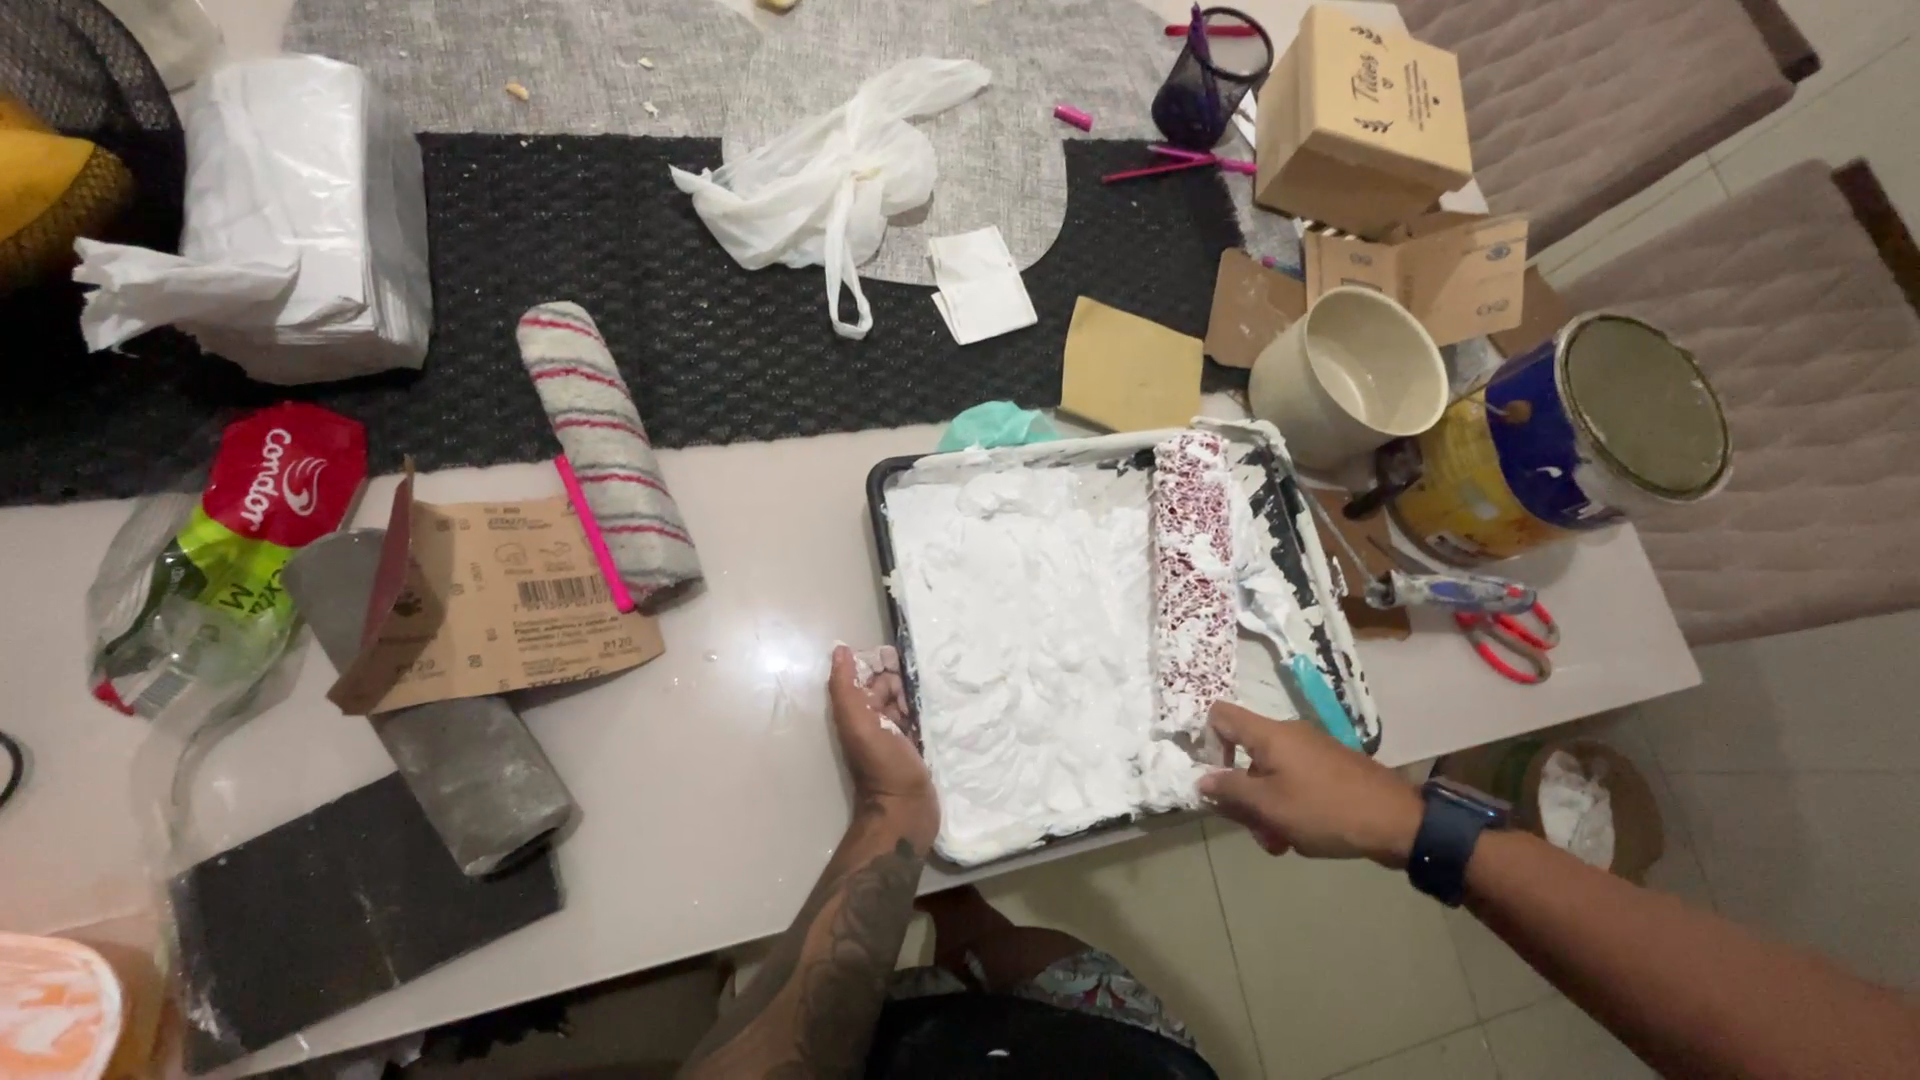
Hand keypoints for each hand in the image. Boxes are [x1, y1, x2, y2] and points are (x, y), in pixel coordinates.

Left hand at [829, 645, 937, 845]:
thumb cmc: (883, 765)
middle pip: (889, 683)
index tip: (902, 658)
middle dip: (904, 676)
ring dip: (919, 691)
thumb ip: (846, 687)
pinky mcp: (917, 743)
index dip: (881, 660)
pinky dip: (929, 707)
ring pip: (907, 698)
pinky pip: (922, 715)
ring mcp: (897, 732)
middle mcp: (875, 719)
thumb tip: (840, 649)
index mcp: (857, 711)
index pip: (867, 672)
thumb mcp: (858, 724)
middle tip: (918, 685)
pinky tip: (944, 703)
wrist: (907, 810)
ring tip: (934, 694)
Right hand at [1199, 701, 1422, 866]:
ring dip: (1266, 809)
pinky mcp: (1330, 769)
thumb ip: (1231, 790)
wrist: (1398, 821)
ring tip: (1280, 844)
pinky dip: (1289, 807)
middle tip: (1252, 828)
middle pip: (1245, 755)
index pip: (1221, 715)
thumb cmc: (1325, 809)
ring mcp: (1312, 751)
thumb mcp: (1269, 806)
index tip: (1212, 776)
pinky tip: (1301, 838)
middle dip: (1242, 794)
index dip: (1206, 740)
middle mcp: (1288, 735)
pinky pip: (1295, 782)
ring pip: (1270, 775)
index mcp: (1269, 735)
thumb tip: (1202, 779)